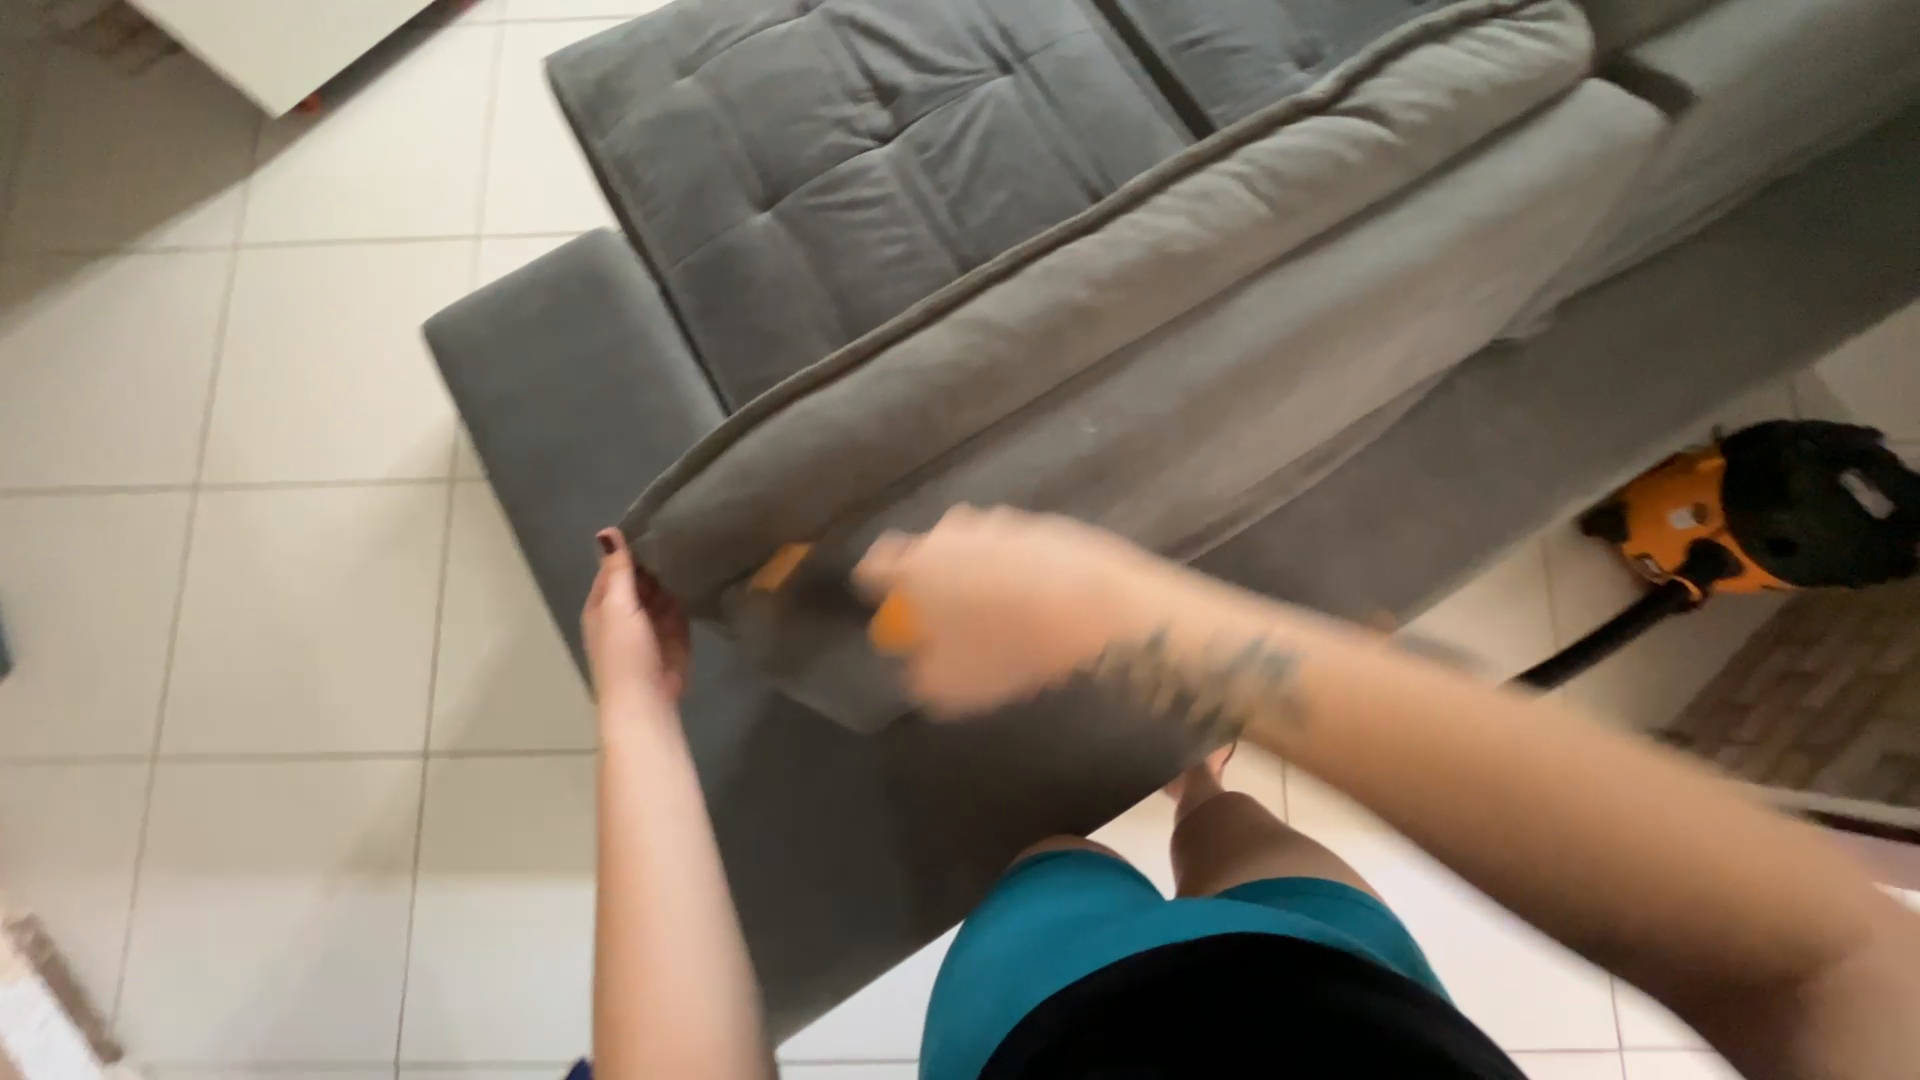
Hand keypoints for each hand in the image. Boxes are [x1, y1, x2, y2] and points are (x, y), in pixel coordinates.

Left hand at [583, 528, 691, 714]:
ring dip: (674, 572)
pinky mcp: (677, 630)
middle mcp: (627, 608)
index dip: (631, 545)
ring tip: (697, 539)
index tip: (656, 518)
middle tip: (682, 524)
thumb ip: (617, 570)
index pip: (616, 565)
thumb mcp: (616, 606)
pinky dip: (690, 589)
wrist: (647, 697)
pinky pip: (683, 603)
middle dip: (656, 557)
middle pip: (642, 576)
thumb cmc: (624, 652)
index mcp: (603, 603)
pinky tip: (703, 568)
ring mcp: (653, 620)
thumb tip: (607, 531)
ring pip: (663, 588)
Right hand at [853, 505, 1160, 715]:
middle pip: (927, 548)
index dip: (875, 583)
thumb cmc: (1005, 647)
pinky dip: (1017, 567)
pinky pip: (1015, 548)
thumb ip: (921, 675)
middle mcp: (951, 533)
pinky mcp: (1043, 524)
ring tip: (998, 608)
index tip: (883, 600)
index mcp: (916, 565)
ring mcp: (999, 523)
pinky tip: (1036, 598)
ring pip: (973, 544)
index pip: (876, 564)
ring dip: (977, 569)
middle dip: (931, 575)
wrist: (1091, 606)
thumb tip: (918, 665)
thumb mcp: (950, 686)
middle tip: (946, 611)